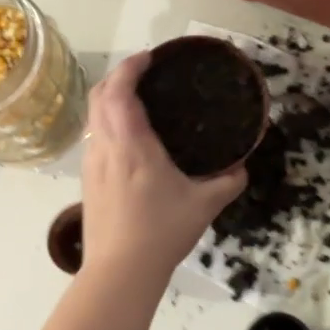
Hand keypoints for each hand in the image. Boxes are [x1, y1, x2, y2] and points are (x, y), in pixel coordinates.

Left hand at [80, 52, 246, 285]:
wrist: (119, 273)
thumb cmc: (161, 232)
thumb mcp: (204, 206)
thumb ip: (227, 183)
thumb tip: (241, 168)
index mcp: (131, 144)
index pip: (119, 91)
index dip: (130, 67)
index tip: (149, 57)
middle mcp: (105, 147)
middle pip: (98, 96)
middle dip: (117, 76)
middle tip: (144, 72)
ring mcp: (92, 165)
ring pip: (92, 117)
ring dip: (109, 99)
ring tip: (135, 100)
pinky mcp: (87, 182)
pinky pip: (94, 138)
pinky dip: (106, 122)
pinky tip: (127, 138)